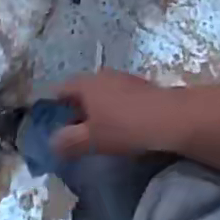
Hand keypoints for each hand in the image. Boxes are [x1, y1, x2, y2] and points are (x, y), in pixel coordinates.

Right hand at [50, 70, 181, 158]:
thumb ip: (69, 141)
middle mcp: (101, 75)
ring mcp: (122, 78)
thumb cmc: (124, 127)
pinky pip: (118, 97)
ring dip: (97, 109)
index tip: (53, 124)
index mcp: (85, 84)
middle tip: (75, 132)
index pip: (61, 90)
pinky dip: (114, 109)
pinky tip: (122, 126)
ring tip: (99, 132)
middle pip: (81, 91)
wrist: (168, 118)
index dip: (54, 106)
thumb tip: (51, 144)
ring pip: (101, 93)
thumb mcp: (92, 140)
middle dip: (76, 109)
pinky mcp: (140, 87)